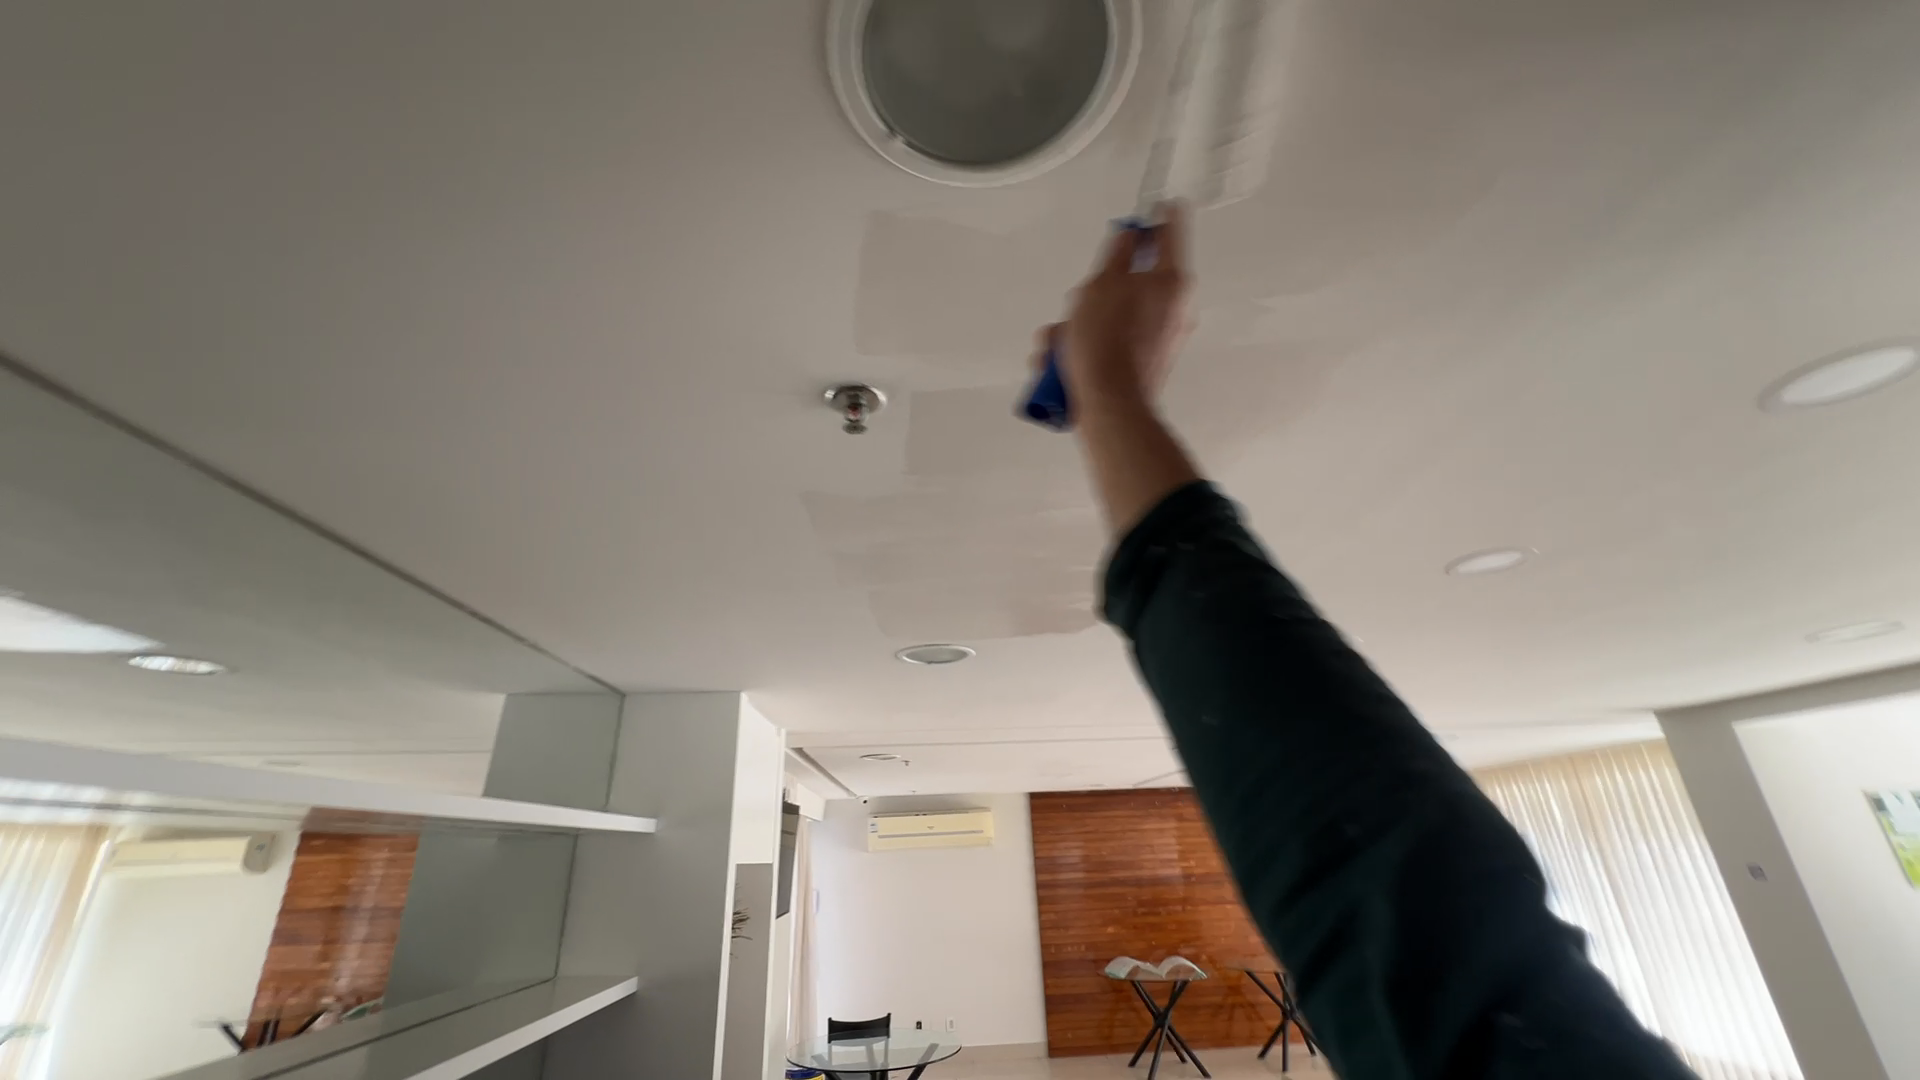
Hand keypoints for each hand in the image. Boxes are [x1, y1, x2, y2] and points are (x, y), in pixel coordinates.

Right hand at [1038, 202, 1191, 415]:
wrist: (1110, 405)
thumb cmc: (1105, 340)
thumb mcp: (1102, 284)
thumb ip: (1118, 253)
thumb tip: (1131, 235)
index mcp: (1172, 281)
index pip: (1172, 229)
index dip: (1158, 214)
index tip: (1151, 206)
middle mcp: (1174, 309)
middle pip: (1132, 280)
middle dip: (1095, 289)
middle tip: (1077, 301)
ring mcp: (1159, 340)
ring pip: (1112, 316)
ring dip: (1077, 324)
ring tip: (1055, 341)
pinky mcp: (1141, 366)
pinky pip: (1109, 344)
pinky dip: (1081, 349)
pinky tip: (1056, 360)